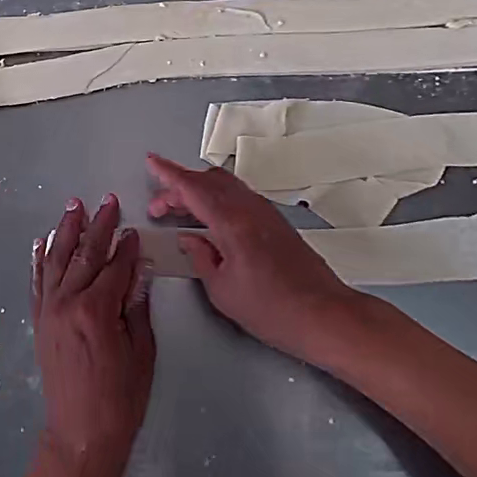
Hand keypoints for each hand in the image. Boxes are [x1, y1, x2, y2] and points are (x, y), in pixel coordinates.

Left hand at [31, 194, 154, 476]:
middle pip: (85, 254)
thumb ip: (136, 307)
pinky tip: (44, 241)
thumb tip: (137, 272)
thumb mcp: (141, 351)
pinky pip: (38, 281)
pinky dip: (40, 259)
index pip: (115, 266)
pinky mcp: (39, 321)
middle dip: (99, 225)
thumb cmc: (120, 397)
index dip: (128, 247)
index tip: (134, 231)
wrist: (81, 436)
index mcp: (96, 310)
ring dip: (66, 230)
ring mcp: (49, 311)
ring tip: (75, 207)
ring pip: (57, 260)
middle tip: (108, 201)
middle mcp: (68, 303)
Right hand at [146, 154, 368, 366]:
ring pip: (225, 185)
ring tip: (181, 211)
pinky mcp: (275, 220)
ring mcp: (265, 211)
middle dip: (179, 186)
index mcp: (231, 221)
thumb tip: (190, 240)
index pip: (192, 187)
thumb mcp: (222, 290)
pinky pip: (239, 195)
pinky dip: (218, 197)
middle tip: (159, 205)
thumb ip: (200, 258)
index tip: (152, 162)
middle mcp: (249, 207)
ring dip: (199, 190)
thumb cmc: (274, 308)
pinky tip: (211, 218)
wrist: (324, 314)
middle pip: (208, 181)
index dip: (168, 173)